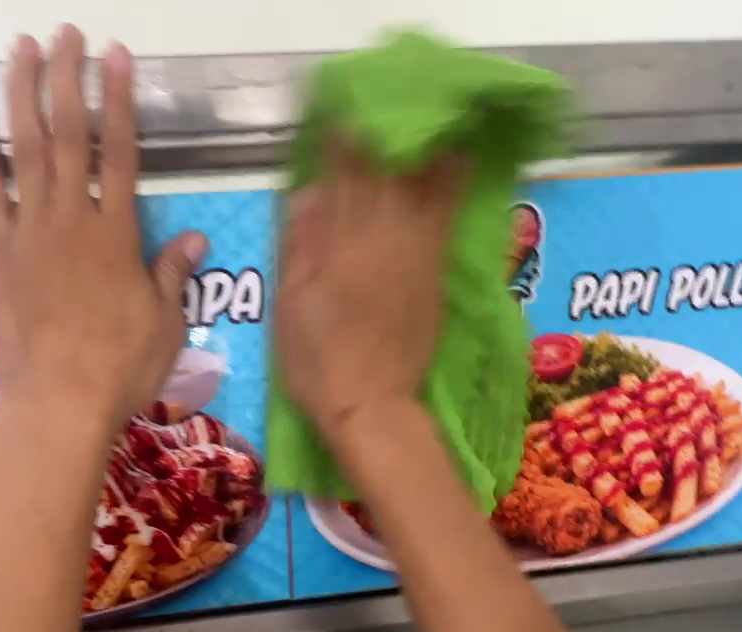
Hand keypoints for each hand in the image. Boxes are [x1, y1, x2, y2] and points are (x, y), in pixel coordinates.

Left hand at [0, 27, 206, 427]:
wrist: (59, 402)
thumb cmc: (121, 369)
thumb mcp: (165, 326)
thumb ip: (171, 275)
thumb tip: (195, 239)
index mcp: (117, 235)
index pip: (121, 152)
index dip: (120, 101)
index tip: (117, 55)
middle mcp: (71, 220)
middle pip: (69, 136)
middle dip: (68, 79)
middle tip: (67, 32)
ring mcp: (29, 233)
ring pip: (25, 151)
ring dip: (22, 96)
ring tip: (22, 49)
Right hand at [275, 144, 462, 441]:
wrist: (372, 409)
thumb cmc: (317, 364)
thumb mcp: (290, 308)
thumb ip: (300, 246)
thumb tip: (311, 193)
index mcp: (342, 248)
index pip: (345, 175)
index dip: (344, 139)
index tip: (340, 116)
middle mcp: (385, 241)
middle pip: (389, 171)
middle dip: (385, 137)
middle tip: (383, 113)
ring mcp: (417, 257)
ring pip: (425, 187)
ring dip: (425, 150)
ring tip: (425, 126)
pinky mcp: (435, 277)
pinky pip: (445, 218)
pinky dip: (448, 185)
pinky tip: (450, 163)